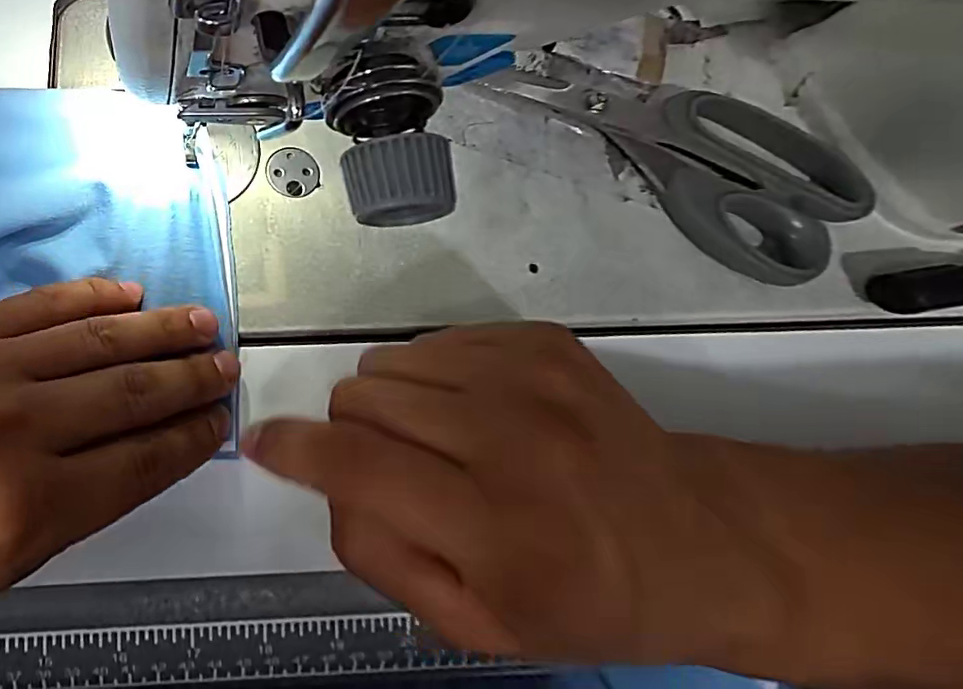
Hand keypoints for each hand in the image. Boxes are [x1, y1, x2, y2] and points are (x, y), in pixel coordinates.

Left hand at [0, 277, 238, 683]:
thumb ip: (80, 506)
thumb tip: (146, 451)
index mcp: (25, 508)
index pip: (138, 460)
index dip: (188, 435)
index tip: (221, 414)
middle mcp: (10, 430)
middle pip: (126, 392)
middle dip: (187, 376)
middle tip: (227, 361)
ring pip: (93, 341)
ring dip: (154, 330)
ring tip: (199, 321)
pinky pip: (38, 307)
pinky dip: (89, 298)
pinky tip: (128, 295)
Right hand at [244, 324, 786, 668]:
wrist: (702, 539)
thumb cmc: (584, 599)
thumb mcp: (477, 624)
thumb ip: (378, 555)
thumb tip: (324, 480)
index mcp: (496, 525)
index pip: (356, 466)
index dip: (292, 450)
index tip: (260, 441)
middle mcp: (509, 434)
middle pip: (358, 400)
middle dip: (351, 436)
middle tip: (394, 470)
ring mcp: (527, 373)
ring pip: (385, 363)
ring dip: (390, 402)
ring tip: (440, 441)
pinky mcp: (537, 337)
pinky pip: (428, 342)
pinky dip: (429, 377)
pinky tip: (476, 413)